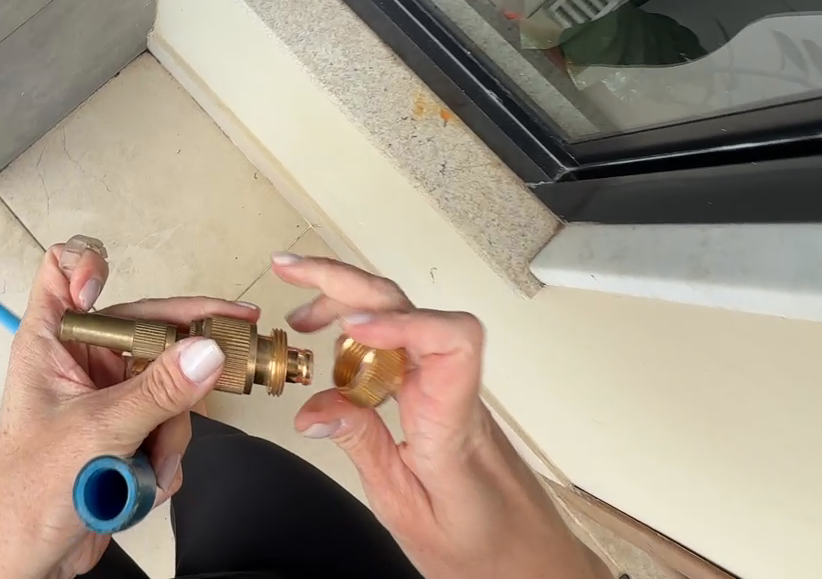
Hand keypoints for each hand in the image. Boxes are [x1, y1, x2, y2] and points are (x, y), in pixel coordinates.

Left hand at [0, 236, 255, 578]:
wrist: (30, 562)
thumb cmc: (31, 493)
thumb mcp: (98, 434)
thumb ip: (157, 392)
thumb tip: (208, 351)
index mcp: (53, 341)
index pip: (62, 270)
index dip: (86, 264)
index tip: (106, 286)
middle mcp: (82, 357)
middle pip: (144, 325)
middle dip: (182, 350)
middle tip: (235, 335)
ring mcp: (108, 390)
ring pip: (166, 377)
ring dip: (169, 426)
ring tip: (151, 464)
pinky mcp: (128, 423)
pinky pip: (169, 416)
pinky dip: (165, 450)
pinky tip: (146, 480)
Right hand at [275, 254, 606, 578]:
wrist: (531, 562)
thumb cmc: (485, 547)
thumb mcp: (409, 511)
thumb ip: (363, 449)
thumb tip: (311, 410)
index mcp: (452, 419)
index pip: (452, 341)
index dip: (401, 321)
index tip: (351, 327)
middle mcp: (449, 384)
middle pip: (406, 305)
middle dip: (343, 280)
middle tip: (290, 271)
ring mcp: (441, 378)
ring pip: (396, 310)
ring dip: (344, 296)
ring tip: (299, 312)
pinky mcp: (431, 382)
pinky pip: (394, 335)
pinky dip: (353, 325)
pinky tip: (327, 338)